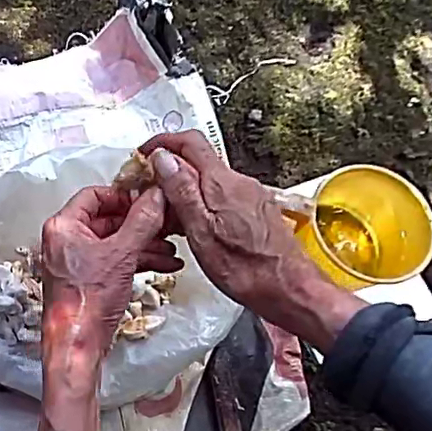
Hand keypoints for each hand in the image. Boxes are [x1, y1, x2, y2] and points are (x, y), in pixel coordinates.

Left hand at [36, 181, 178, 430]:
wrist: (78, 345)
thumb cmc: (87, 303)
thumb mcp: (122, 254)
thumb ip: (142, 220)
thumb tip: (156, 194)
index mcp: (63, 227)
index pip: (95, 195)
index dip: (124, 196)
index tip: (149, 200)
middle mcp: (65, 241)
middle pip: (108, 219)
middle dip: (141, 224)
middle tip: (166, 224)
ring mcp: (75, 262)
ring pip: (115, 241)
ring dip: (144, 244)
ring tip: (172, 250)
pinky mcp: (86, 280)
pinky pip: (114, 260)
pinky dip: (137, 260)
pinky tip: (164, 266)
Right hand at [140, 131, 364, 349]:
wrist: (288, 288)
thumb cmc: (245, 269)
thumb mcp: (201, 232)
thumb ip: (182, 192)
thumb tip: (164, 159)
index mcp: (222, 183)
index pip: (190, 142)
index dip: (163, 142)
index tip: (143, 154)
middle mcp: (239, 182)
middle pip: (198, 160)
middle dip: (168, 169)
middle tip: (145, 190)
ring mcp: (248, 195)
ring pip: (207, 181)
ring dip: (182, 190)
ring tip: (163, 215)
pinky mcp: (253, 210)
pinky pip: (220, 197)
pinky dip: (199, 204)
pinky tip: (191, 227)